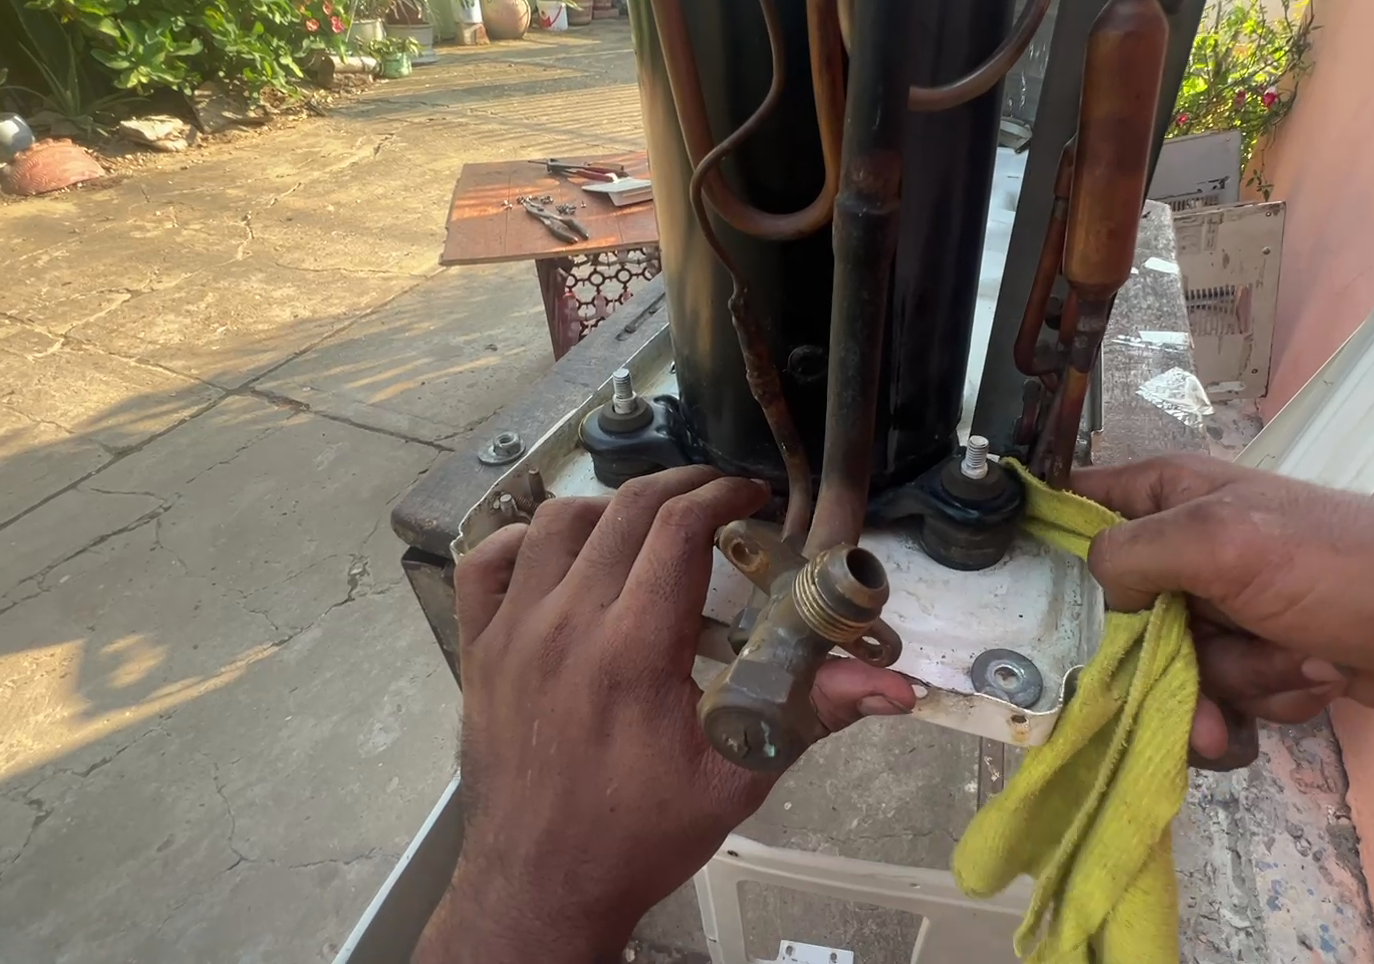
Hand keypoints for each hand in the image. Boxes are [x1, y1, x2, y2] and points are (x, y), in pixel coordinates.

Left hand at [414, 466, 917, 963]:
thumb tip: (895, 687)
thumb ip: (814, 714)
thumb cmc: (642, 833)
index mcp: (634, 649)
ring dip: (612, 506)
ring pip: (557, 521)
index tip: (750, 495)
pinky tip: (560, 555)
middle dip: (682, 485)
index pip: (679, 529)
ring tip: (649, 523)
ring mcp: (513, 630)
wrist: (539, 887)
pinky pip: (487, 562)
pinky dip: (525, 540)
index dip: (722, 494)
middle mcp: (568, 622)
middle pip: (627, 510)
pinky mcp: (478, 646)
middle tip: (716, 496)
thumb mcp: (738, 779)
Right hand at [1074, 455, 1373, 764]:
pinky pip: (1215, 694)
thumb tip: (1092, 585)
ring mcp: (1213, 603)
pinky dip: (1260, 699)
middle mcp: (1178, 546)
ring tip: (1291, 667)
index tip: (1032, 603)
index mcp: (1162, 496)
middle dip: (1159, 659)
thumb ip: (1132, 553)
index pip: (1073, 507)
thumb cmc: (1342, 564)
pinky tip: (1309, 681)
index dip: (1046, 548)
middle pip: (1114, 612)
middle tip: (1197, 684)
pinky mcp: (1248, 653)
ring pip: (1165, 664)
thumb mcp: (1222, 542)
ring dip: (1227, 683)